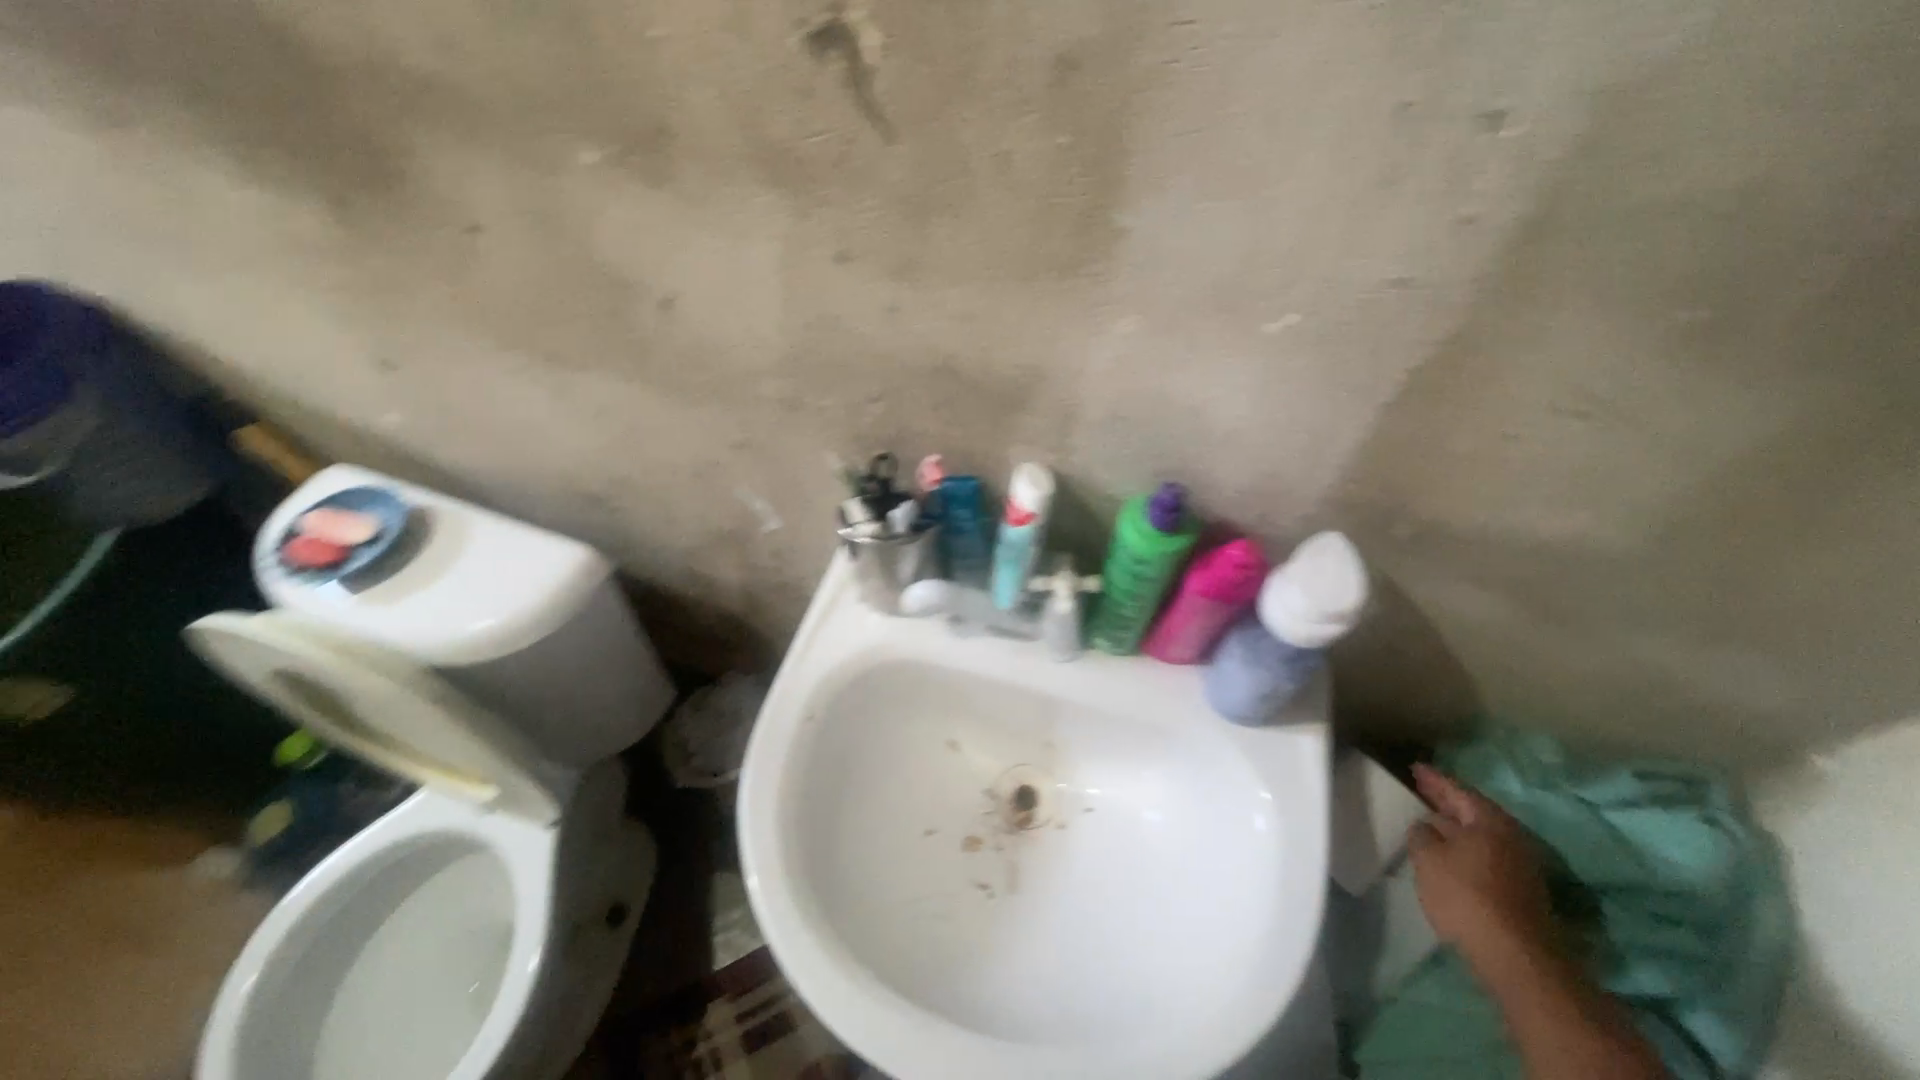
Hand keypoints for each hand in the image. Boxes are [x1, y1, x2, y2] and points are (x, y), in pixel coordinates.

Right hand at [1407, 763, 1555, 981]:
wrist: (1515, 954)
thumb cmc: (1466, 895)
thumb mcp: (1428, 858)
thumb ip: (1422, 834)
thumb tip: (1426, 825)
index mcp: (1489, 821)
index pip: (1457, 790)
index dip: (1434, 779)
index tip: (1415, 767)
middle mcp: (1511, 836)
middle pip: (1473, 812)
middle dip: (1446, 802)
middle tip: (1422, 790)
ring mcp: (1520, 865)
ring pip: (1481, 836)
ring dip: (1456, 828)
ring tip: (1431, 823)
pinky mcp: (1520, 890)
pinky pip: (1486, 857)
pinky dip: (1466, 850)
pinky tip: (1450, 857)